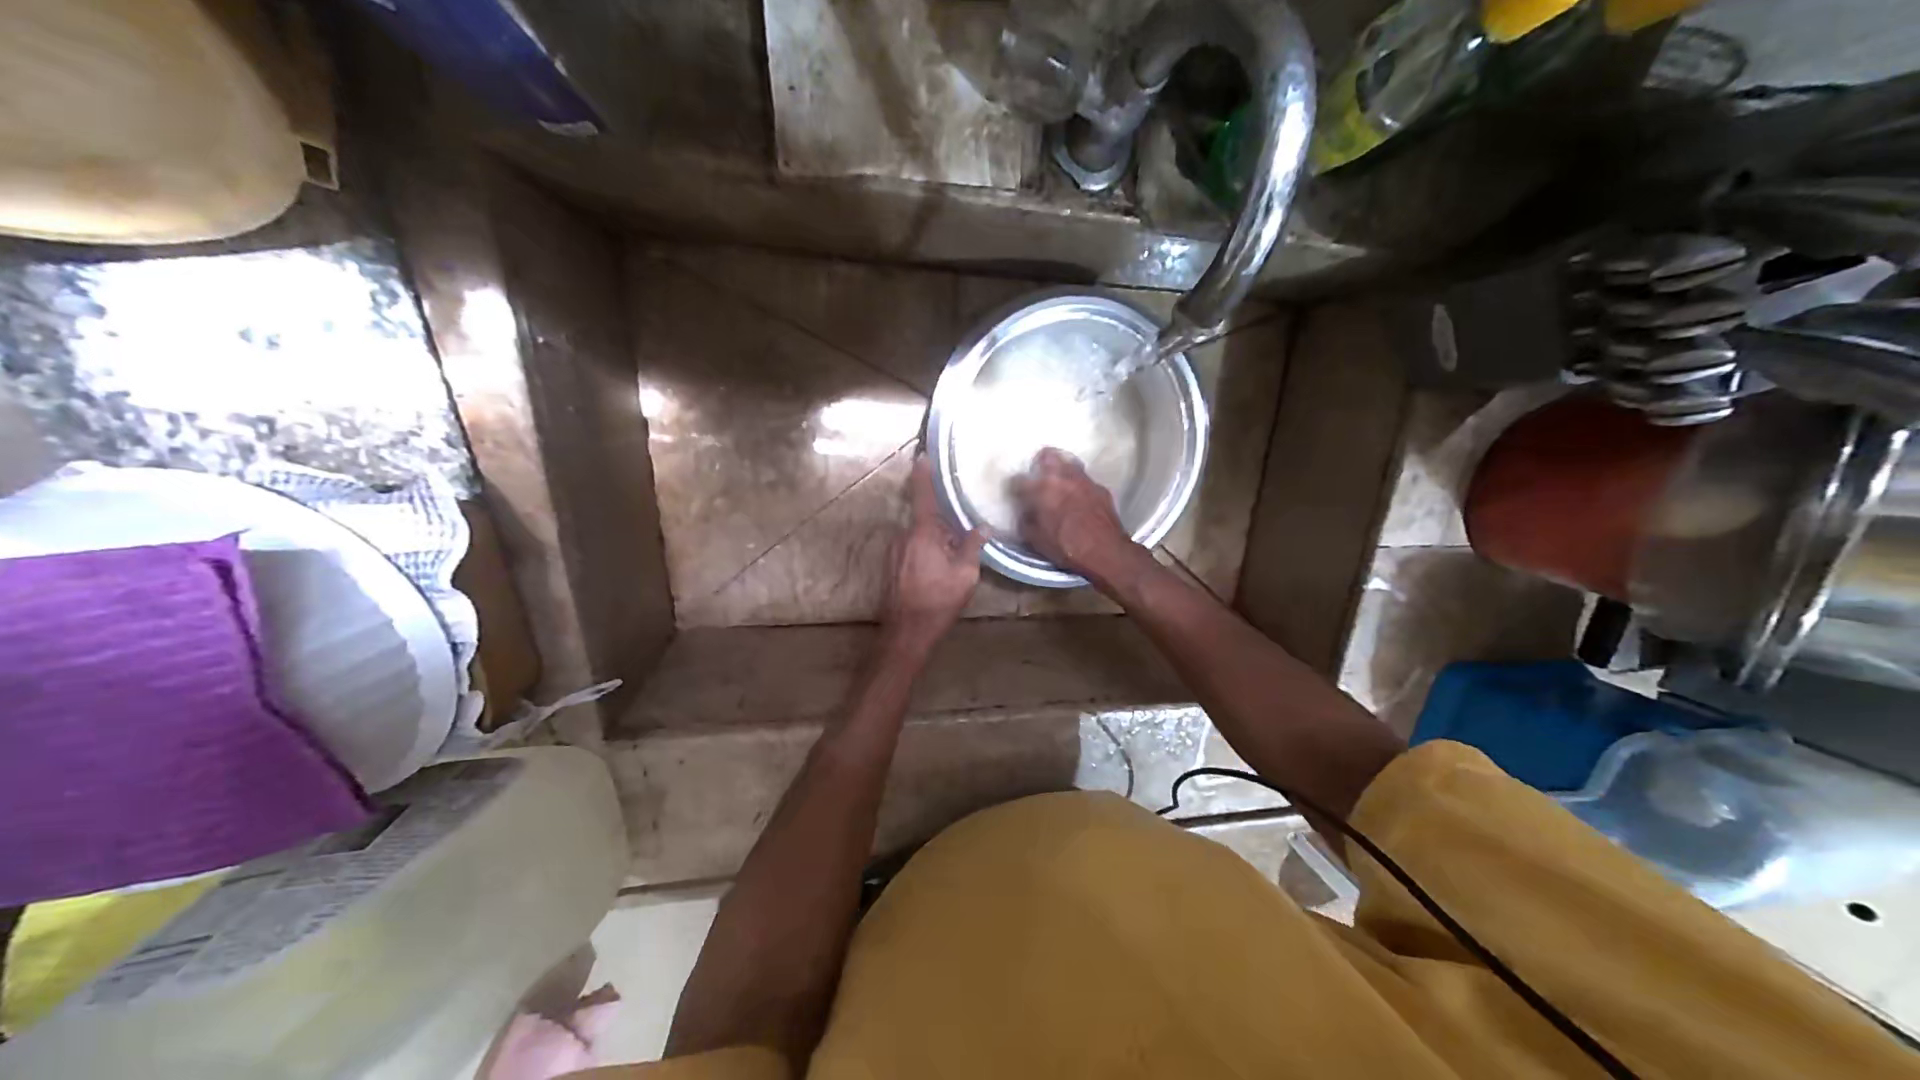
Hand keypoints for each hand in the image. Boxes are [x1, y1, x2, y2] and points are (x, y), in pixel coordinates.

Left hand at [886, 455, 985, 648]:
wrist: (906, 633)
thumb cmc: (938, 602)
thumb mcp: (965, 574)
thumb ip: (972, 546)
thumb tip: (981, 527)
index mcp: (922, 534)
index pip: (924, 497)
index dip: (924, 475)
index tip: (922, 456)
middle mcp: (903, 537)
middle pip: (927, 522)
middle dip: (944, 530)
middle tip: (960, 549)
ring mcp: (893, 552)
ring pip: (920, 539)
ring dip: (935, 546)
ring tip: (948, 570)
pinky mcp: (890, 566)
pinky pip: (912, 551)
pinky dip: (925, 557)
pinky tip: (935, 578)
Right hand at [1010, 448, 1133, 579]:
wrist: (1105, 552)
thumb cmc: (1066, 547)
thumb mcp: (1035, 540)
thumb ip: (1026, 522)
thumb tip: (1024, 513)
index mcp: (1041, 489)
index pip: (1018, 479)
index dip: (1014, 486)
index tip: (1014, 492)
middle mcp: (1062, 477)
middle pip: (1047, 456)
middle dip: (1040, 461)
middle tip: (1038, 472)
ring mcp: (1084, 480)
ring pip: (1069, 462)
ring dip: (1061, 468)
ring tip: (1059, 479)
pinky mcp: (1101, 488)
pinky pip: (1086, 479)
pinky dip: (1079, 483)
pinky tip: (1079, 494)